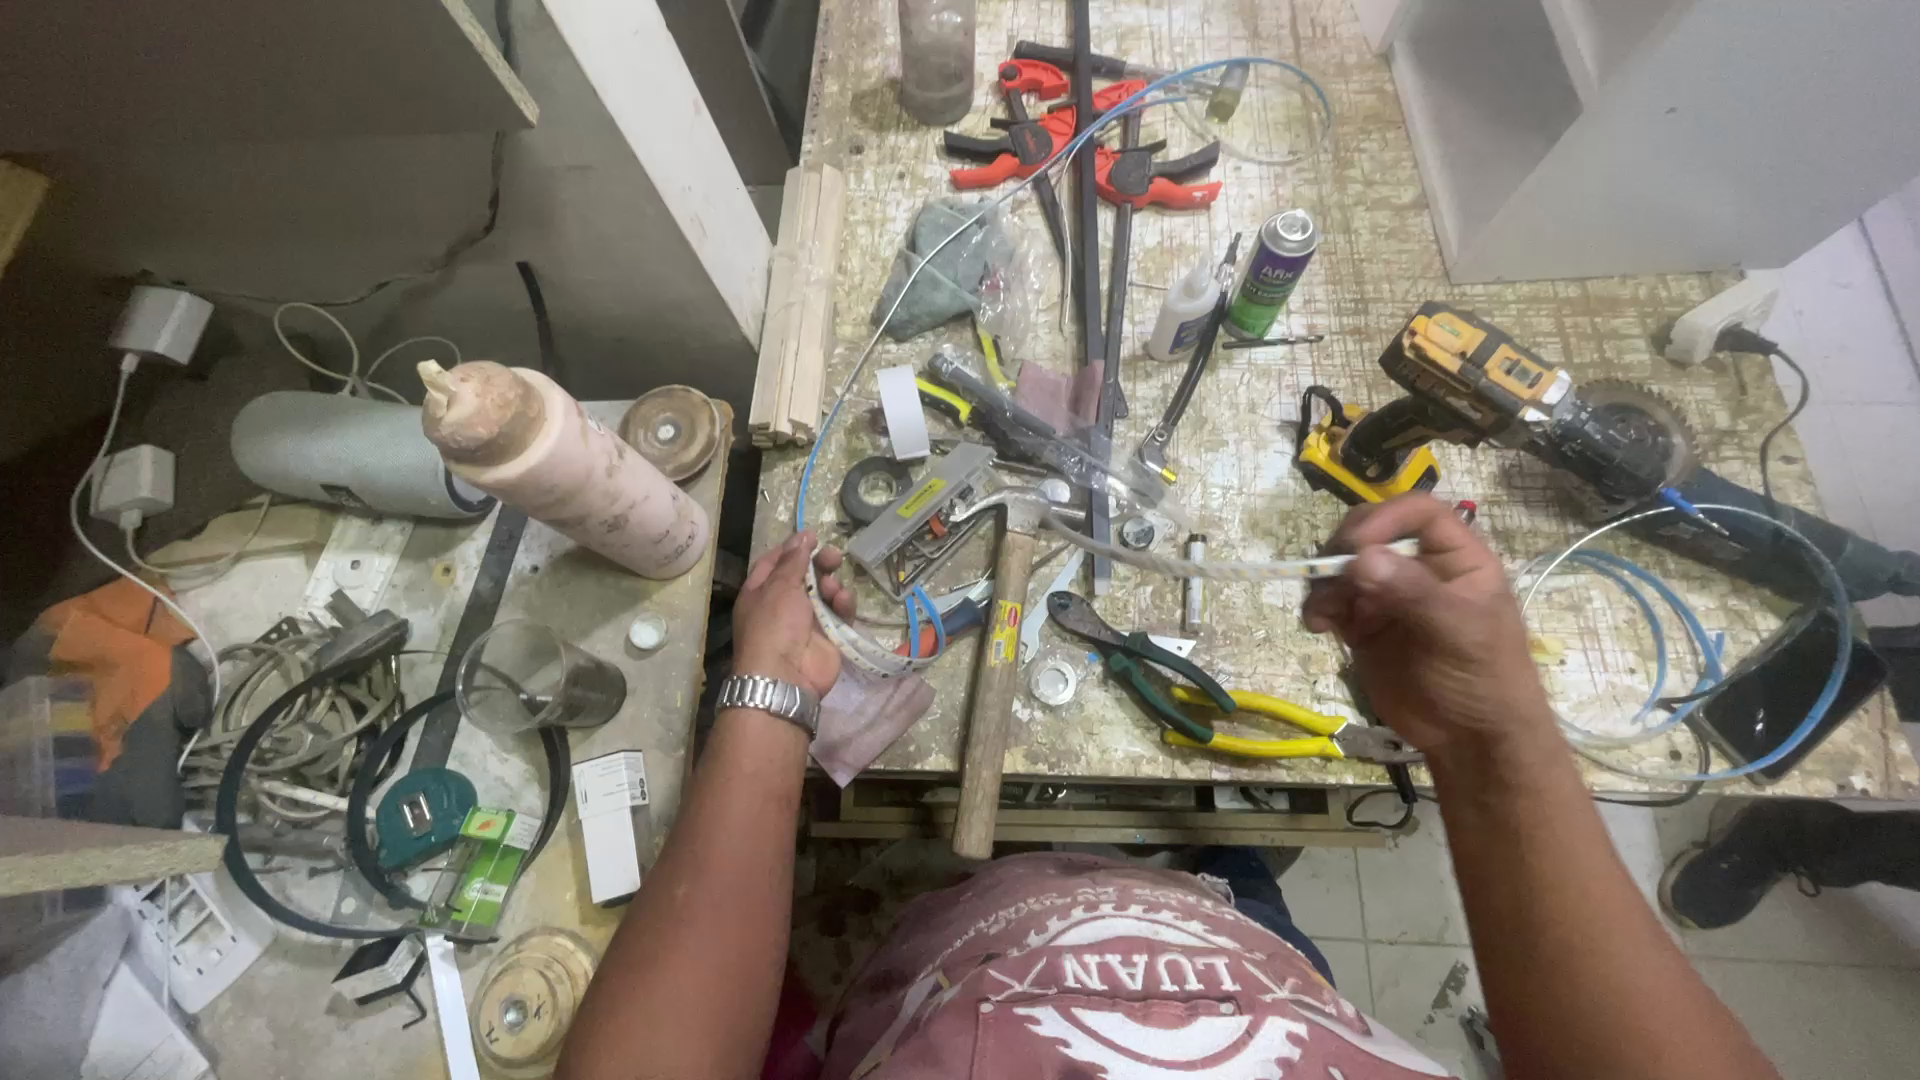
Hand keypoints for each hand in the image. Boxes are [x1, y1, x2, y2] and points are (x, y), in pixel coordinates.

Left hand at [732, 531, 854, 700]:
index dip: (792, 548)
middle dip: (820, 564)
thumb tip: (802, 536)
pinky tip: (843, 602)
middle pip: (804, 575)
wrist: (786, 676)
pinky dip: (843, 605)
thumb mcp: (780, 587)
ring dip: (832, 585)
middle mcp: (782, 605)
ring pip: (825, 592)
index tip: (812, 536)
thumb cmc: (774, 625)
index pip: (775, 562)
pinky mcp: (829, 635)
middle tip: (834, 556)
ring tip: (832, 588)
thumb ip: (794, 561)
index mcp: (760, 592)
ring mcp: (807, 621)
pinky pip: (839, 613)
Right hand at [1302, 494, 1554, 756]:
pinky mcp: (1360, 623)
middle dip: (1342, 550)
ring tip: (1324, 614)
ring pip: (1340, 566)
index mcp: (1455, 559)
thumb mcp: (1458, 631)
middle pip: (1367, 533)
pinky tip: (1319, 627)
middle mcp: (1416, 568)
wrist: (1469, 739)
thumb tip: (1359, 559)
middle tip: (1331, 576)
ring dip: (1322, 582)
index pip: (1418, 512)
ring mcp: (1385, 595)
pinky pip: (1328, 601)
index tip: (1356, 545)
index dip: (1384, 518)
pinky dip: (1316, 608)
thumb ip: (1412, 592)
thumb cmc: (1483, 678)